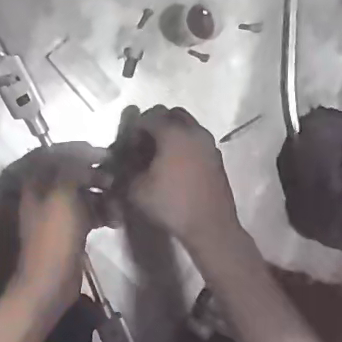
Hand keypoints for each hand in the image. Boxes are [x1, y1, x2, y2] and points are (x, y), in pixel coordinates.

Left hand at [12, 143, 104, 309]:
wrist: (49, 282)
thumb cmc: (54, 236)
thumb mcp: (63, 195)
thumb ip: (73, 169)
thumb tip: (87, 154)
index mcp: (36, 183)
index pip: (56, 154)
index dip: (80, 150)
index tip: (104, 154)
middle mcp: (44, 194)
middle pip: (71, 174)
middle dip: (95, 174)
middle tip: (116, 178)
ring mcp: (57, 214)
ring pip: (83, 194)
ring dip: (102, 195)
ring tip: (120, 201)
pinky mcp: (69, 231)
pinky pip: (88, 214)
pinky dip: (102, 213)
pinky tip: (116, 220)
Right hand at [122, 106, 239, 246]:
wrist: (211, 227)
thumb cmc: (171, 205)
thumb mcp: (136, 190)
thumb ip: (126, 169)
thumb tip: (124, 160)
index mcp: (173, 133)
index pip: (148, 117)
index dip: (134, 130)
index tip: (128, 149)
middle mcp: (193, 131)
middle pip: (171, 114)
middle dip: (155, 124)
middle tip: (144, 146)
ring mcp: (209, 144)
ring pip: (187, 125)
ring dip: (171, 133)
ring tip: (159, 156)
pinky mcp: (216, 158)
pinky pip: (197, 140)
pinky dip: (185, 145)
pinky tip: (176, 167)